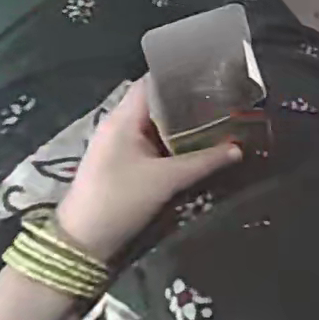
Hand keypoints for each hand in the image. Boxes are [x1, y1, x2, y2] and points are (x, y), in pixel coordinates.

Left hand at [56, 77, 240, 258]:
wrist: (81, 244)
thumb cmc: (119, 201)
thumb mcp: (166, 181)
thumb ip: (203, 162)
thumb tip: (237, 149)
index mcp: (123, 118)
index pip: (152, 81)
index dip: (179, 75)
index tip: (210, 76)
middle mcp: (118, 124)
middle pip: (156, 100)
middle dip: (186, 100)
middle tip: (220, 99)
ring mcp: (117, 143)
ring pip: (154, 122)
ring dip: (180, 122)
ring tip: (214, 118)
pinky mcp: (120, 161)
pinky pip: (150, 139)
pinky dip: (170, 139)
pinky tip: (193, 144)